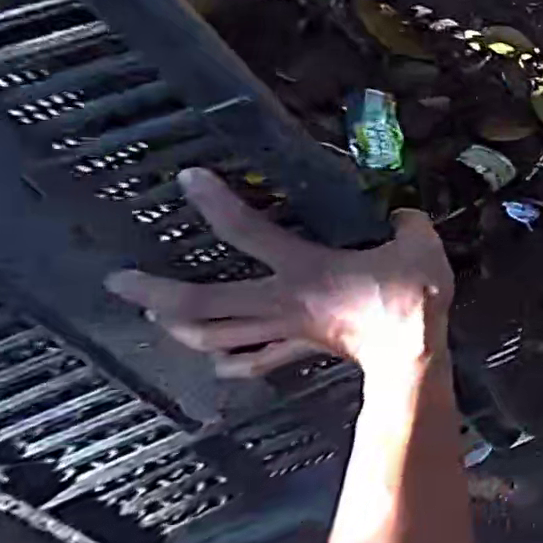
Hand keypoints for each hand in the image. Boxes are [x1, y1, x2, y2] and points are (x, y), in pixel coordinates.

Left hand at [105, 169, 453, 379]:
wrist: (413, 347)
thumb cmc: (411, 295)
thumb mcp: (422, 245)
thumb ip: (409, 224)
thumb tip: (402, 215)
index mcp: (304, 266)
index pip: (245, 229)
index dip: (214, 202)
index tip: (190, 180)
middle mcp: (281, 299)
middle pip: (199, 300)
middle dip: (151, 291)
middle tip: (120, 280)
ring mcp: (286, 329)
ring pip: (213, 334)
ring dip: (177, 326)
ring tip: (159, 315)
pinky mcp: (301, 351)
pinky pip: (253, 363)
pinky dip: (228, 362)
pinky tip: (219, 360)